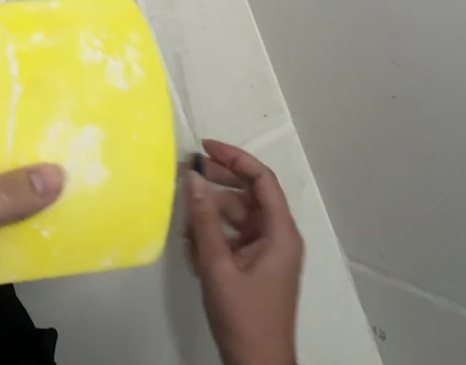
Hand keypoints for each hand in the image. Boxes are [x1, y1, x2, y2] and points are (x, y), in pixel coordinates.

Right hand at [186, 139, 303, 364]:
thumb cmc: (244, 317)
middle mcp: (278, 237)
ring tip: (185, 223)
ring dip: (210, 214)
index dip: (234, 158)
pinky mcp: (255, 267)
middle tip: (187, 173)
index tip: (204, 147)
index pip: (262, 179)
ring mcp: (267, 253)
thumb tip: (192, 176)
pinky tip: (192, 246)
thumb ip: (204, 220)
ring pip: (237, 216)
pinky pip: (233, 237)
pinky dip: (213, 235)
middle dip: (218, 183)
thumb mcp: (218, 266)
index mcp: (280, 233)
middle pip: (249, 194)